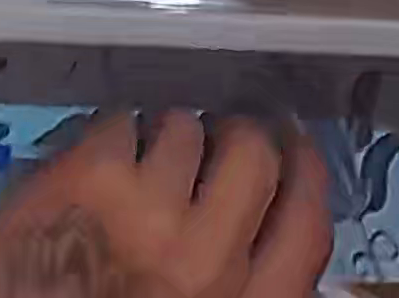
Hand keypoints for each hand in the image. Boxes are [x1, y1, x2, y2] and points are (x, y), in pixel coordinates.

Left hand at [0, 112, 330, 297]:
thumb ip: (232, 277)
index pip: (305, 227)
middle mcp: (207, 255)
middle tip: (215, 132)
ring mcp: (148, 204)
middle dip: (236, 131)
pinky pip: (122, 120)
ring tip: (141, 154)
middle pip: (253, 152)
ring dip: (164, 133)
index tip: (296, 140)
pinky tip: (94, 158)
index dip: (305, 171)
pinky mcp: (93, 167)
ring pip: (182, 124)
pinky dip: (112, 133)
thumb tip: (252, 218)